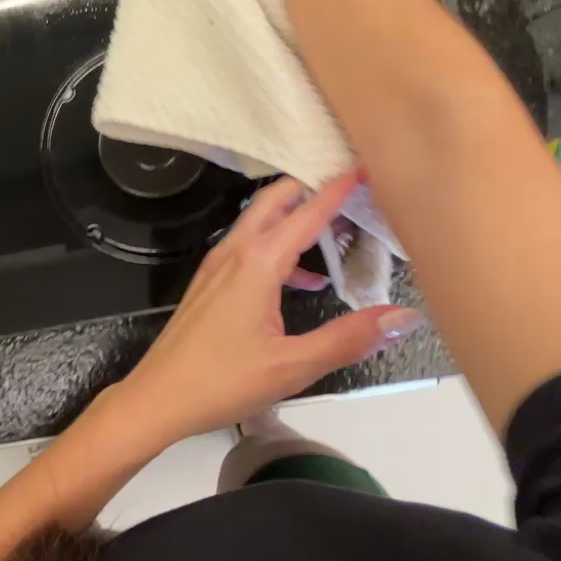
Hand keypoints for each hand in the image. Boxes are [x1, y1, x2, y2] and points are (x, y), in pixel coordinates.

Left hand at [114, 173, 418, 444]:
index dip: (337, 188)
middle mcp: (234, 252)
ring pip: (259, 222)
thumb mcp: (293, 365)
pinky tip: (302, 279)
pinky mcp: (210, 282)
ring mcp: (217, 265)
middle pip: (274, 201)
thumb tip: (401, 316)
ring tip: (336, 227)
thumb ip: (348, 338)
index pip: (306, 212)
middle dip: (309, 186)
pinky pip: (248, 248)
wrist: (159, 396)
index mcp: (256, 262)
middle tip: (350, 184)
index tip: (364, 164)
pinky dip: (278, 248)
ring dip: (294, 216)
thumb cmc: (222, 381)